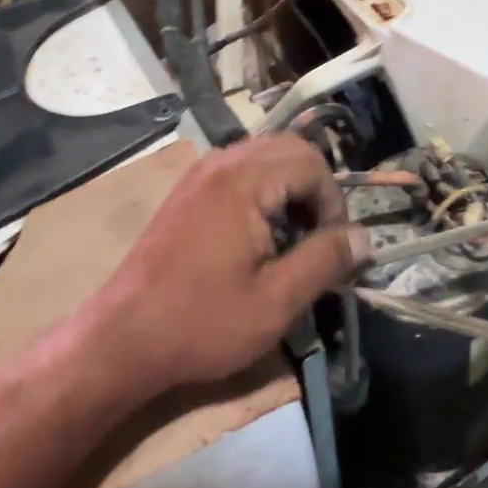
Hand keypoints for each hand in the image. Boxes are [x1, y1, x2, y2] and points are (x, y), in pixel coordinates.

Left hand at [94, 134, 369, 392]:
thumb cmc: (203, 322)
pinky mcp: (187, 191)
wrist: (123, 339)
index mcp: (245, 180)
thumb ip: (325, 261)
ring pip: (265, 156)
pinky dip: (262, 190)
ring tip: (291, 239)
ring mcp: (200, 174)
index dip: (334, 203)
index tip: (332, 249)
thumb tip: (363, 238)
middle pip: (290, 148)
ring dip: (289, 188)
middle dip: (315, 188)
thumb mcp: (277, 301)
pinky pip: (239, 170)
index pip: (312, 163)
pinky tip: (258, 236)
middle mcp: (222, 163)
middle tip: (317, 238)